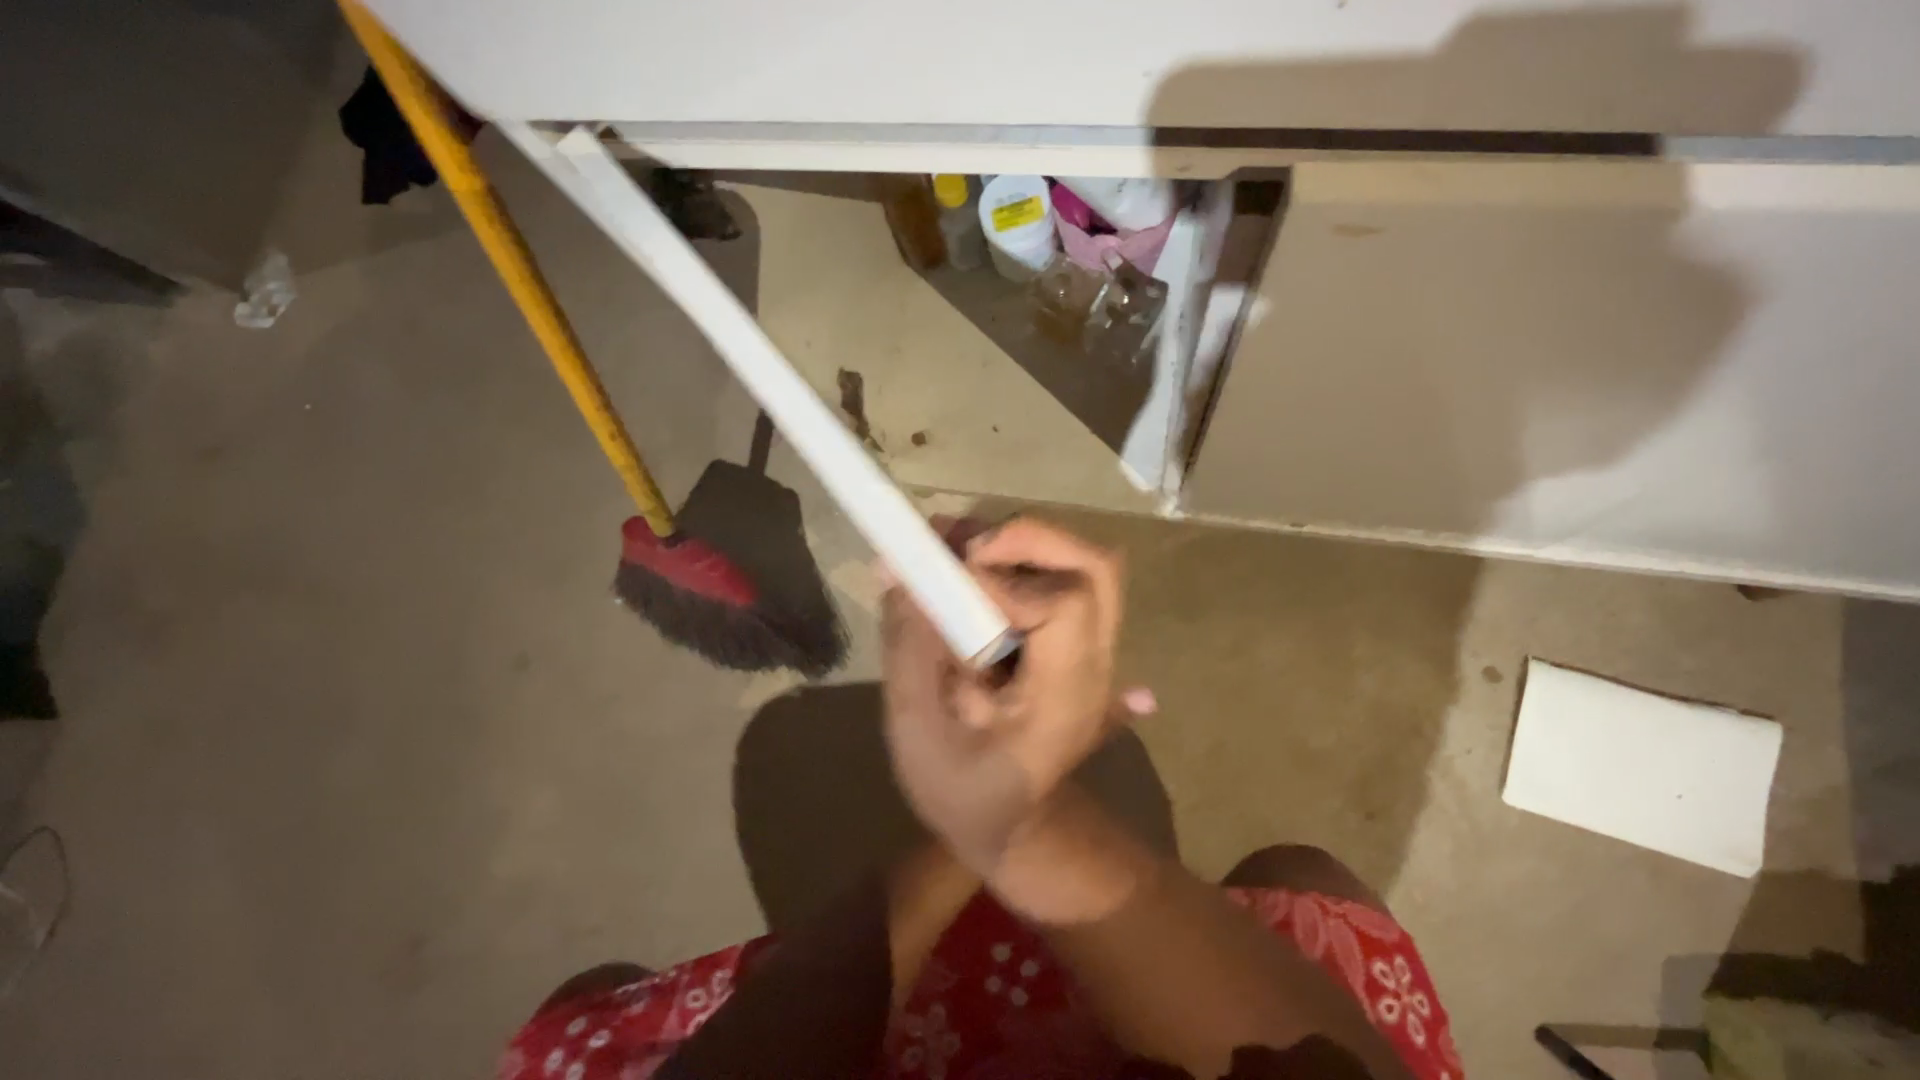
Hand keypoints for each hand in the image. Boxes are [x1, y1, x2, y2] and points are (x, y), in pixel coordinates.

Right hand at [881, 518, 1153, 878]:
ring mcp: (1095, 653)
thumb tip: (896, 566)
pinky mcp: (1077, 644)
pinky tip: (973, 573)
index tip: (941, 584)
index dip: (1000, 581)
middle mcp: (1096, 665)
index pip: (1063, 605)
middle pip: (1094, 569)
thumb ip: (909, 645)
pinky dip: (1022, 563)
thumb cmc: (960, 794)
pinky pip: (1065, 582)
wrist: (1010, 825)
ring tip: (955, 554)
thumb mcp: (917, 729)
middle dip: (1026, 540)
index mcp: (1065, 695)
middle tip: (959, 550)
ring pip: (1084, 566)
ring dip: (1022, 546)